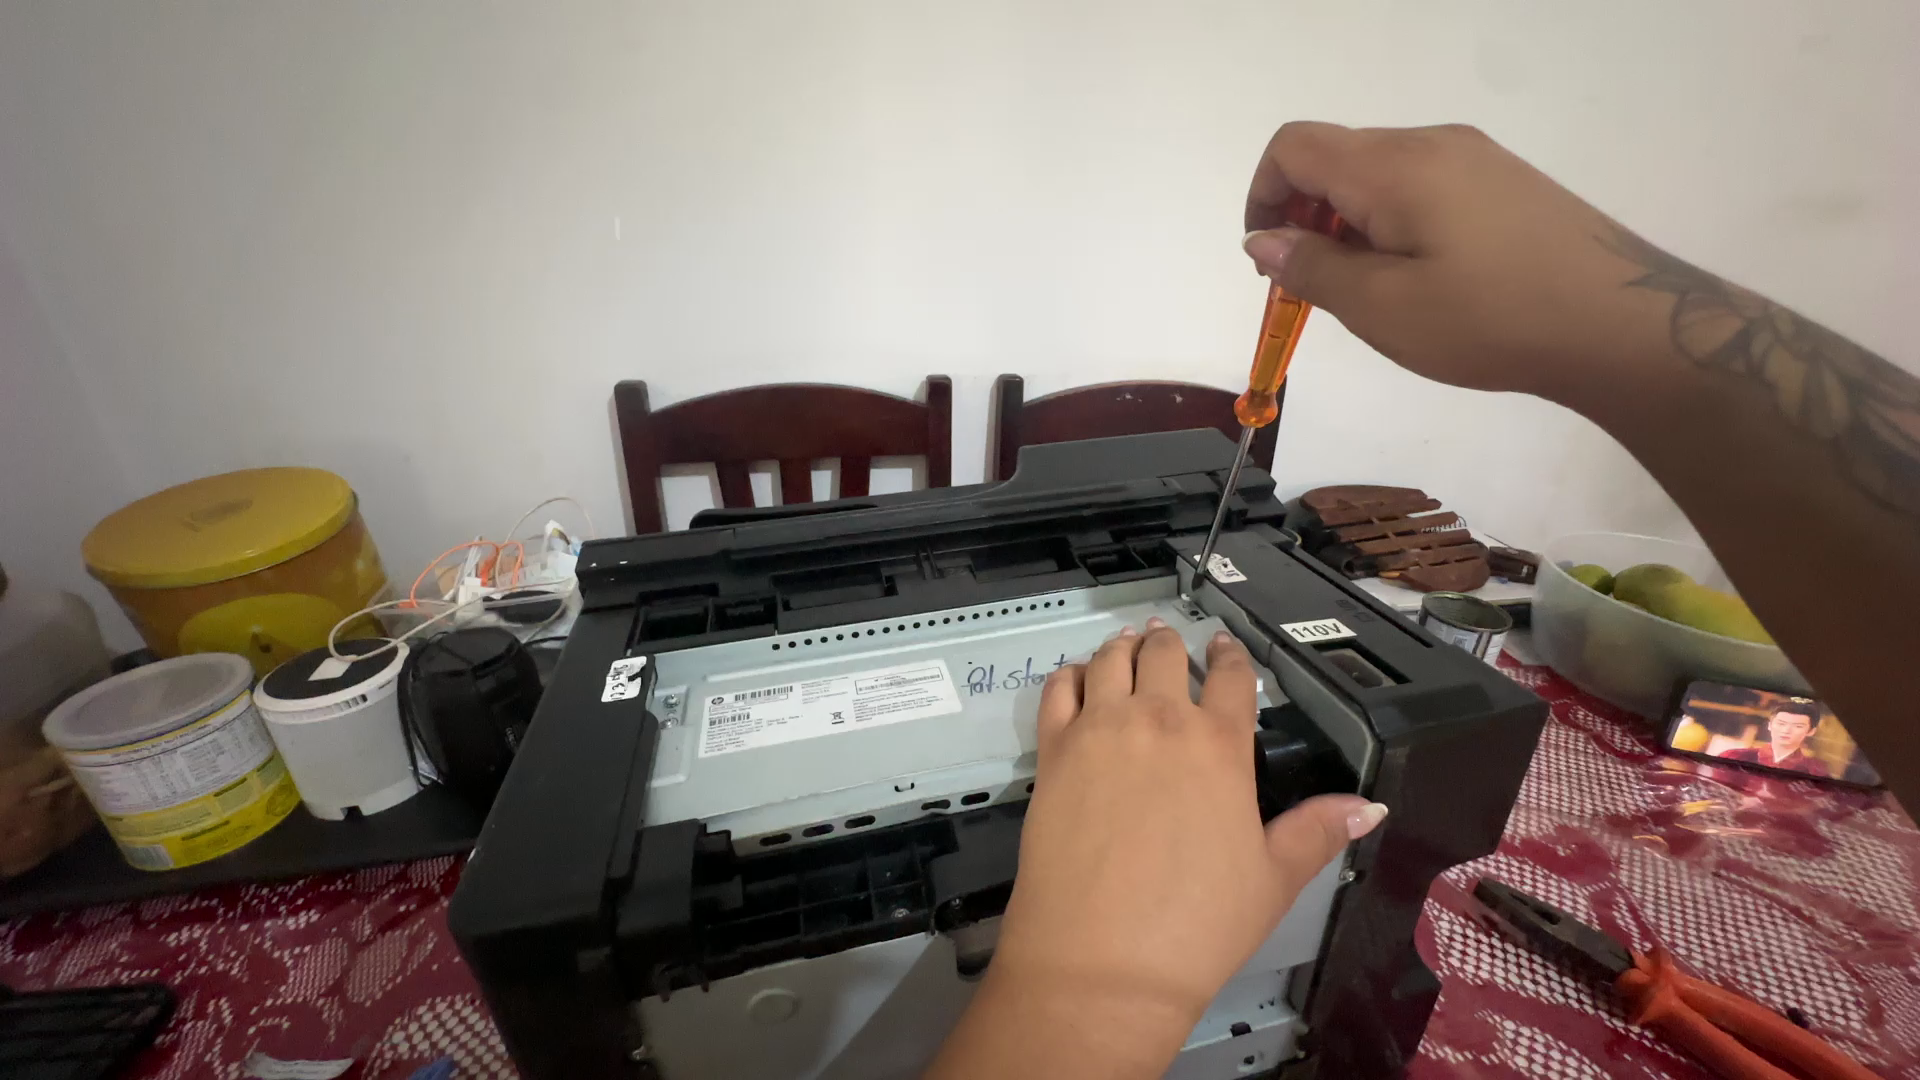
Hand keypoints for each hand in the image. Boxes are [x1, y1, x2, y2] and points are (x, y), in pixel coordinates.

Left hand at [994, 622, 1385, 1026]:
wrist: (1104, 953)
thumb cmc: (1198, 922)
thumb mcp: (1273, 878)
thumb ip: (1319, 830)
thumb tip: (1370, 805)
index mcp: (1219, 744)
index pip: (1232, 677)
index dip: (1231, 655)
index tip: (1226, 646)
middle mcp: (1158, 720)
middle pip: (1164, 654)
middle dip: (1171, 643)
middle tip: (1168, 639)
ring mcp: (1099, 728)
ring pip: (1109, 660)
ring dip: (1122, 646)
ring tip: (1127, 643)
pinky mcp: (1053, 746)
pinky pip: (1058, 689)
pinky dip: (1069, 674)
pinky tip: (1076, 677)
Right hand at [1242, 122, 1667, 400]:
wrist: (1618, 324)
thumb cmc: (1485, 320)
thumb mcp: (1378, 306)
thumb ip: (1310, 267)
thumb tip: (1263, 240)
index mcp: (1394, 167)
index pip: (1294, 147)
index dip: (1261, 196)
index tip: (1269, 259)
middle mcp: (1431, 143)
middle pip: (1332, 156)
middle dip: (1298, 216)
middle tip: (1309, 287)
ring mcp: (1470, 157)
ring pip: (1371, 174)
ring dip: (1339, 225)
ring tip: (1359, 290)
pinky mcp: (1495, 181)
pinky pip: (1412, 187)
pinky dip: (1380, 224)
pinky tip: (1406, 277)